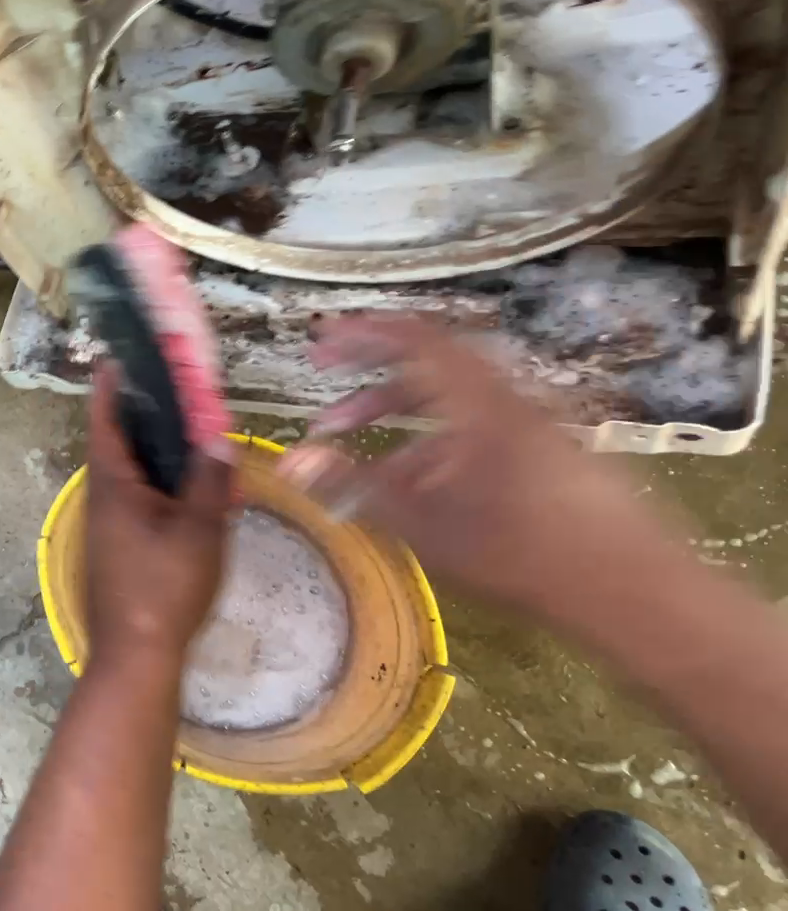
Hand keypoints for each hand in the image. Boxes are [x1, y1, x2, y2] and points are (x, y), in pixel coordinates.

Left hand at [82, 363, 233, 669]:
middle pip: (117, 443)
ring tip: (187, 433)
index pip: (106, 421)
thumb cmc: (164, 585)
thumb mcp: (199, 528)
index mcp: (111, 483)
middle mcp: (100, 497)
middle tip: (171, 392)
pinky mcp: (116, 544)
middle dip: (141, 415)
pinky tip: (186, 488)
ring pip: (128, 472)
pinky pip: (136, 497)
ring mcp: (105, 523)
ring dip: (153, 451)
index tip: (113, 359)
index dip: (110, 389)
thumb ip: (210, 479)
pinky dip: (158, 482)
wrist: (135, 651)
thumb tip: (217, 436)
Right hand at [281, 315, 696, 620]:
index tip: (321, 338)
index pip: (417, 341)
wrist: (639, 595)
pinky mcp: (547, 454)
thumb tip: (288, 461)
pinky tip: (412, 483)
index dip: (364, 333)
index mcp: (480, 405)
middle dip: (367, 388)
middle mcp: (508, 405)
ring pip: (451, 406)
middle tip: (326, 406)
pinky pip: (475, 429)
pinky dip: (430, 440)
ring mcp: (532, 429)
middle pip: (429, 373)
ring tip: (359, 450)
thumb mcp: (422, 522)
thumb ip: (350, 485)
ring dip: (396, 420)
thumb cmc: (521, 552)